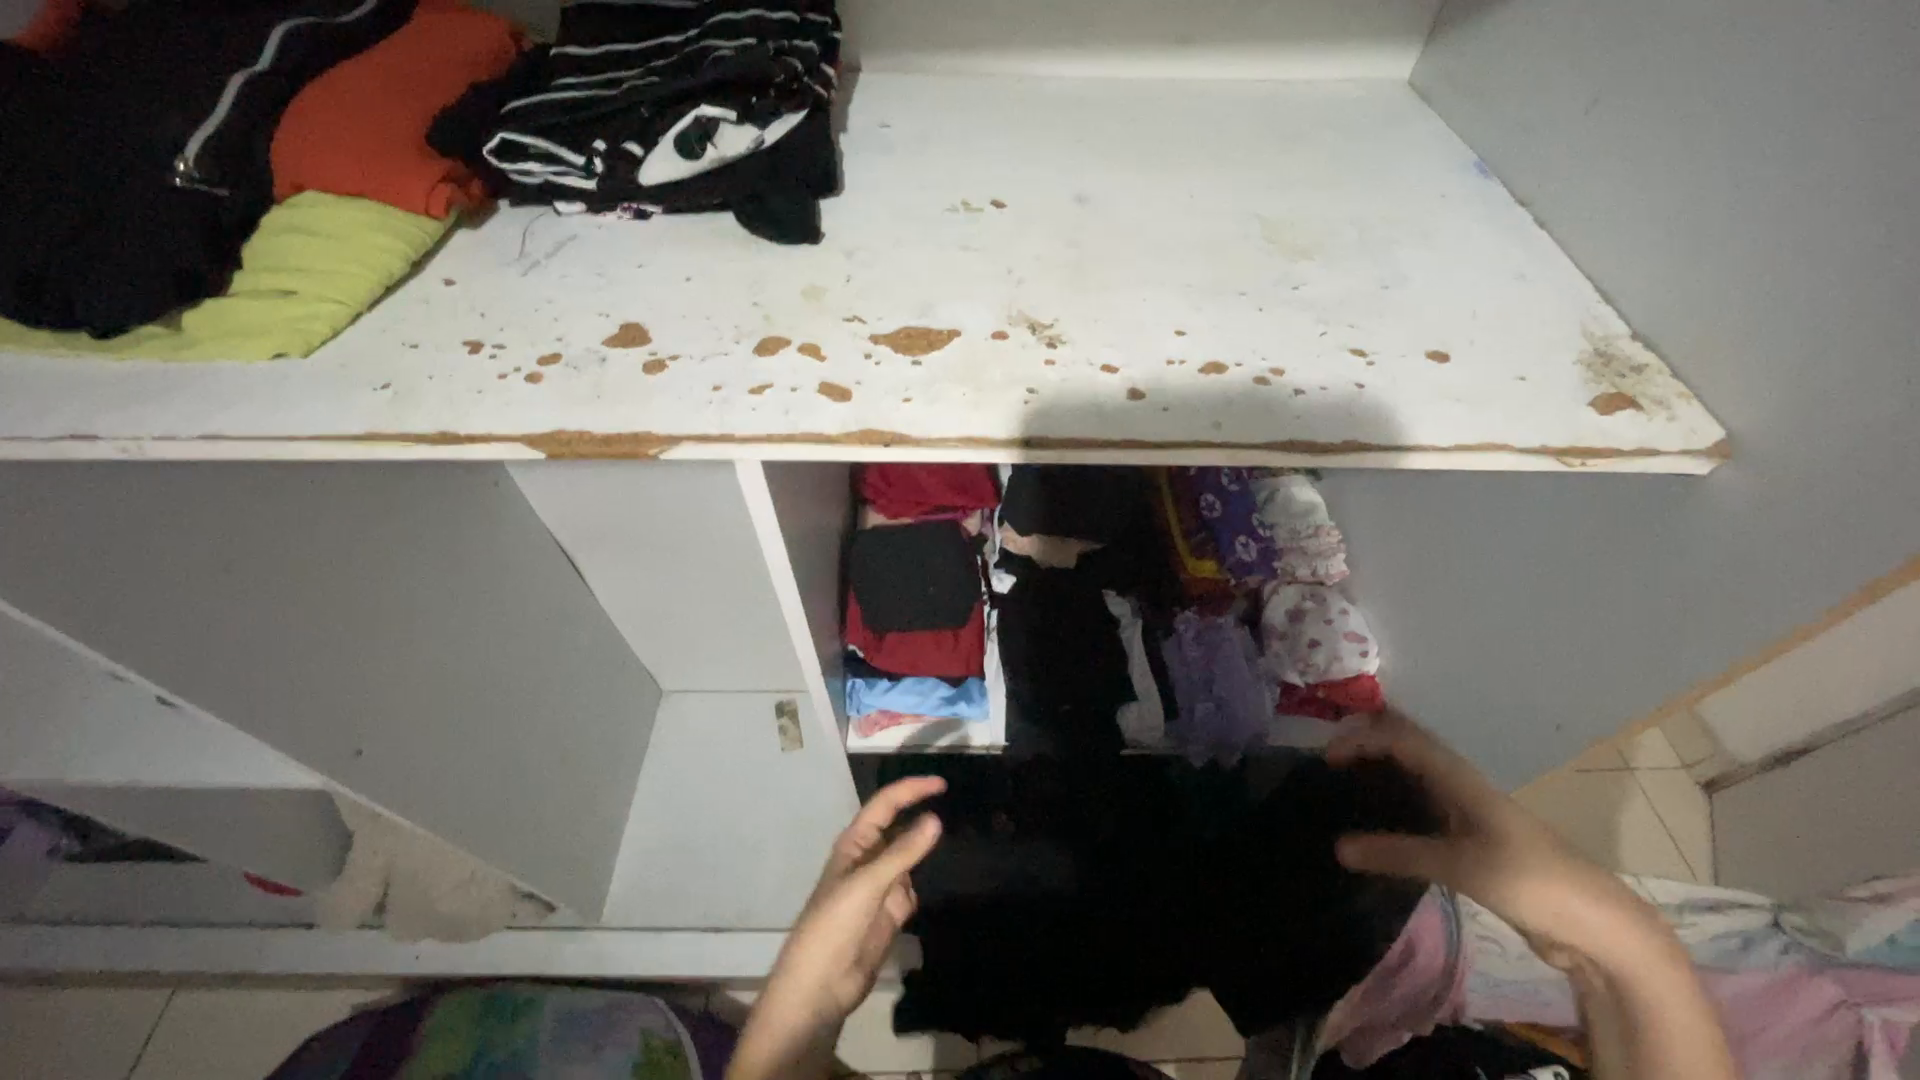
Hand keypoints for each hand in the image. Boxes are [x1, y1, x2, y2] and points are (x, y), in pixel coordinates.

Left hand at [762, 775, 945, 1026]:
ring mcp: (882, 886)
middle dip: (923, 814)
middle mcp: (870, 858)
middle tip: (962, 805)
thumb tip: (936, 819)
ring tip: (965, 834)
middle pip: (901, 827)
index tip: (943, 784)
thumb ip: (903, 852)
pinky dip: (930, 881)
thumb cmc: (834, 924)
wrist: (822, 983)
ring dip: (930, 848)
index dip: (911, 790)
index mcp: (856, 843)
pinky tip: (952, 874)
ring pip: (912, 857)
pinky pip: (916, 887)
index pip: (886, 805)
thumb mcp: (868, 883)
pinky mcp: (893, 911)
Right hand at [1327, 710, 1631, 955]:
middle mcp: (1463, 788)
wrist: (1599, 929)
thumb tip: (1337, 846)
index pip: (1402, 738)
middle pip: (1410, 747)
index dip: (1362, 739)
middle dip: (1369, 742)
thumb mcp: (1461, 865)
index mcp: (1462, 780)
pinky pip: (1424, 812)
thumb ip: (1399, 853)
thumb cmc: (1532, 882)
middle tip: (1327, 759)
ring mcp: (1470, 815)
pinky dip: (1395, 805)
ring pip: (1416, 777)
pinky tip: (1378, 825)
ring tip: (1342, 783)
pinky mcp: (1473, 844)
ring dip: (1381, 771)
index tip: (1326, 760)